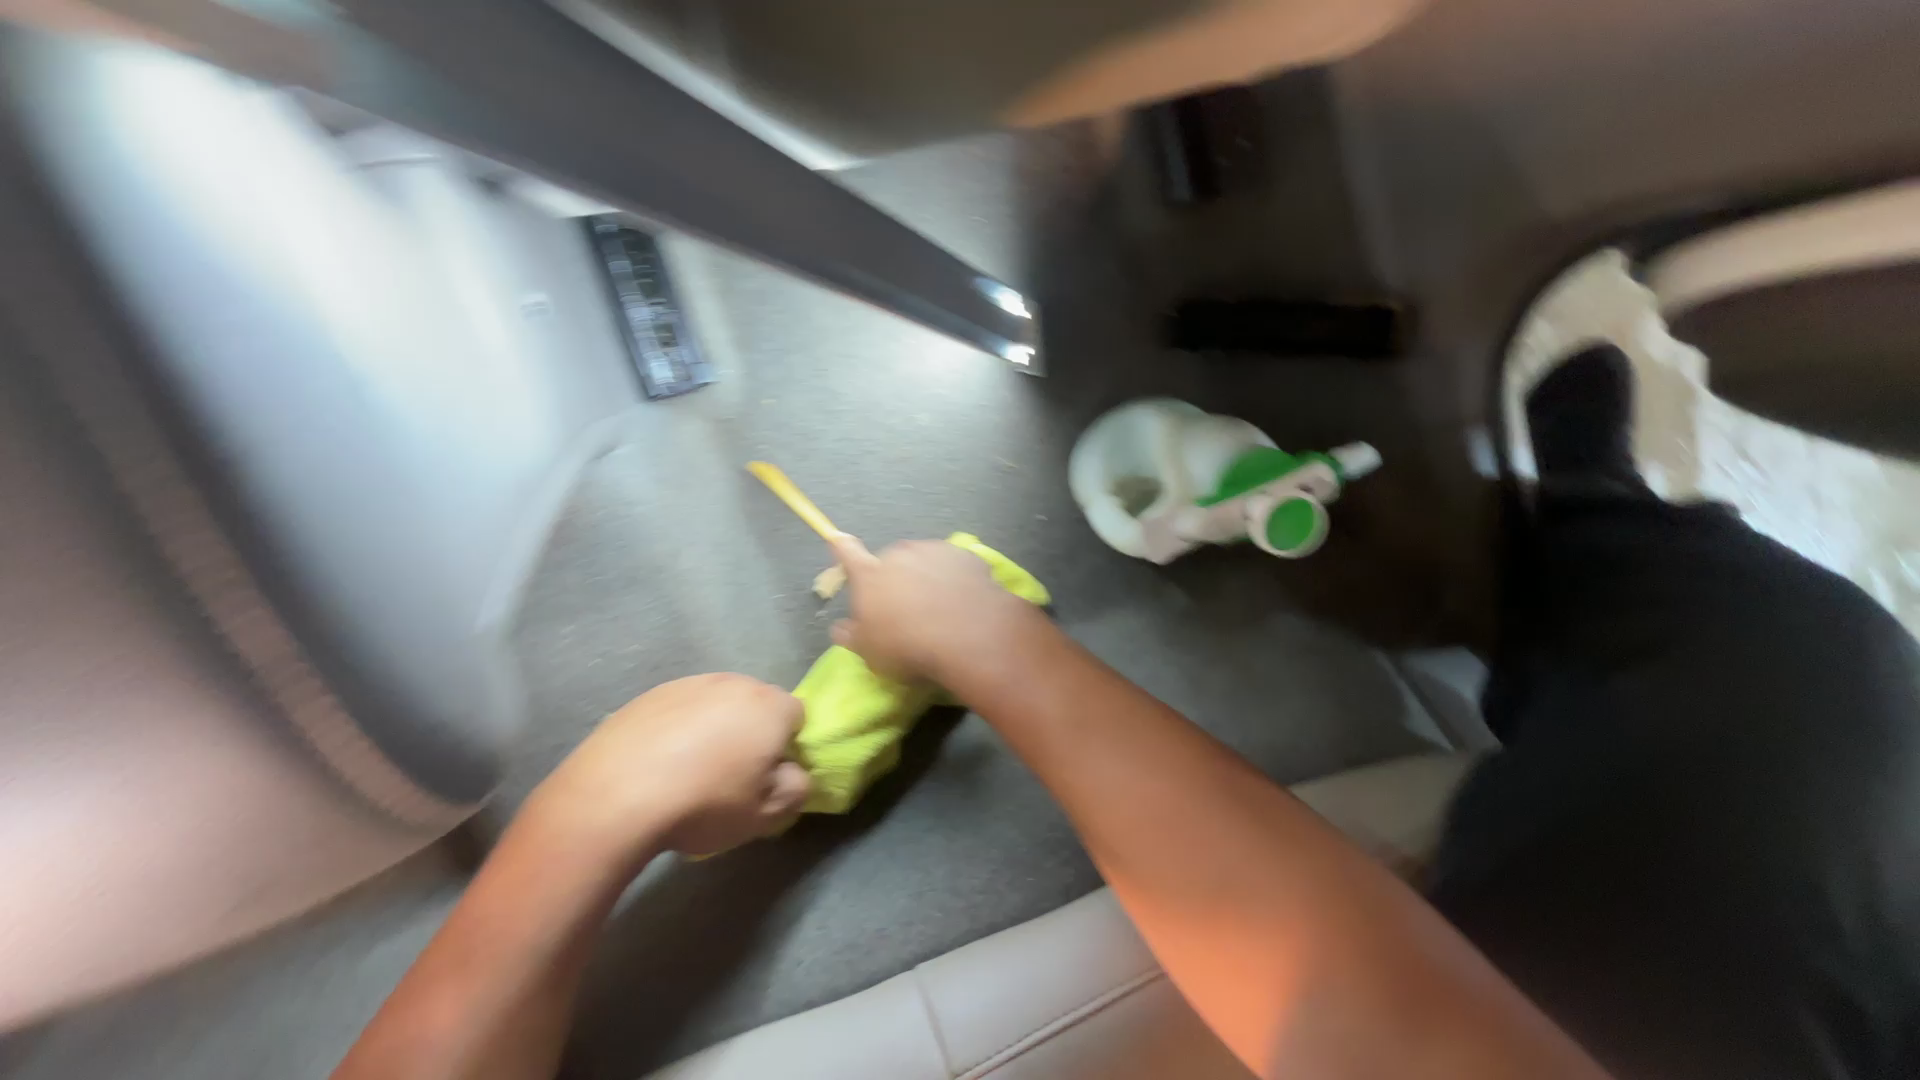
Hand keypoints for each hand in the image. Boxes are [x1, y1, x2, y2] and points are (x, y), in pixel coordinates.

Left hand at [534, 674, 810, 859]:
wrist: (614, 797)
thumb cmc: (704, 804)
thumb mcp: (765, 814)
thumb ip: (797, 788)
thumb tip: (792, 771)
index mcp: (769, 706)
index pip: (797, 716)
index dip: (786, 746)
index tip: (765, 776)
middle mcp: (733, 683)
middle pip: (755, 704)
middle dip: (751, 732)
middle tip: (731, 774)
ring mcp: (688, 684)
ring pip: (716, 704)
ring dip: (714, 729)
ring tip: (689, 770)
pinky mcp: (649, 694)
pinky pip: (679, 709)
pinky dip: (677, 729)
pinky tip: (659, 764)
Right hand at [828, 533, 1042, 683]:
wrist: (968, 637)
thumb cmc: (908, 646)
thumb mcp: (870, 652)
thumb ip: (851, 635)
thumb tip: (841, 628)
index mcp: (870, 575)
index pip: (847, 553)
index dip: (842, 548)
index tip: (839, 541)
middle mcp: (900, 554)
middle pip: (892, 560)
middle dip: (895, 578)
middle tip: (906, 607)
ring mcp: (935, 551)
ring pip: (924, 559)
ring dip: (926, 575)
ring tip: (939, 607)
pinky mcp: (967, 556)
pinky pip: (954, 565)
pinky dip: (955, 577)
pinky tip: (963, 601)